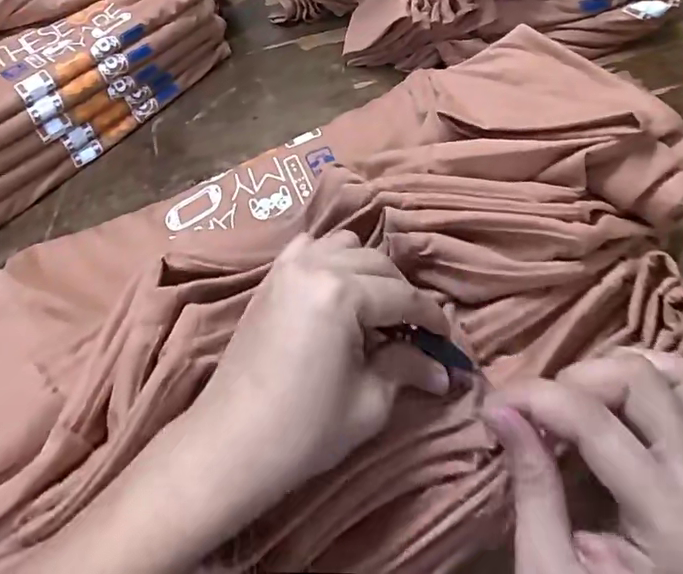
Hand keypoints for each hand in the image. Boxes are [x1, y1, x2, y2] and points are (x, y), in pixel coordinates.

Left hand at [179, 230, 454, 503]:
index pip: (403, 295)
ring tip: (376, 312)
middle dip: (403, 294)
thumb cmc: (306, 427)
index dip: (432, 319)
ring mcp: (287, 266)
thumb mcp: (369, 401)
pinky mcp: (270, 277)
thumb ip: (406, 369)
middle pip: (377, 263)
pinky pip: (308, 247)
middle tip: (416, 333)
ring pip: (344, 245)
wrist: (234, 438)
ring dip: (368, 271)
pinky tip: (336, 290)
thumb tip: (440, 368)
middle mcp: (314, 265)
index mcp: (341, 292)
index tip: (449, 343)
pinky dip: (330, 259)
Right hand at [483, 349, 682, 573]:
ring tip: (574, 398)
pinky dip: (649, 382)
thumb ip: (532, 485)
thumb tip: (497, 408)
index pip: (594, 420)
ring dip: (616, 371)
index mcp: (673, 526)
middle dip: (574, 379)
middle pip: (643, 382)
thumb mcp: (549, 569)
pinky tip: (608, 401)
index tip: (490, 406)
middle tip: (536, 409)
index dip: (532, 397)